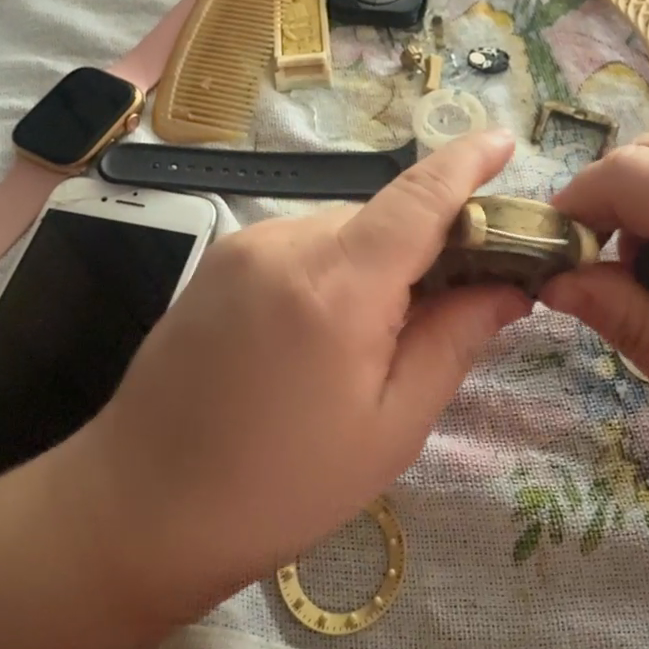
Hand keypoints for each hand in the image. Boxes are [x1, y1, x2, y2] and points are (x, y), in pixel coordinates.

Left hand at [80, 130, 530, 631]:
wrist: (139, 508)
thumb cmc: (281, 485)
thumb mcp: (391, 427)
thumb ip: (454, 341)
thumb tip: (509, 287)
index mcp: (338, 284)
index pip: (419, 197)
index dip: (467, 162)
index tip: (505, 140)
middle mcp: (287, 241)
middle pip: (384, 218)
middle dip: (430, 245)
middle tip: (459, 301)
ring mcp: (245, 245)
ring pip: (343, 231)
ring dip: (379, 262)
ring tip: (380, 337)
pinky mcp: (220, 260)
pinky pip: (302, 244)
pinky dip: (336, 268)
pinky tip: (324, 332)